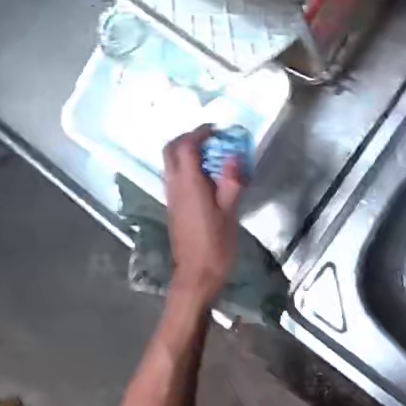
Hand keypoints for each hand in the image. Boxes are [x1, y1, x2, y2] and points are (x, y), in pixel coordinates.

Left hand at [163, 125, 244, 300]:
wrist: (197, 275)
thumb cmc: (216, 245)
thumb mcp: (230, 212)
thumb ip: (231, 182)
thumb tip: (234, 157)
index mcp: (189, 184)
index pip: (186, 146)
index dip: (200, 133)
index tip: (218, 131)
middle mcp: (175, 186)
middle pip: (171, 150)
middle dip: (188, 138)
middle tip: (211, 140)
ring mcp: (171, 197)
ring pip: (171, 163)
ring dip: (187, 152)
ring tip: (213, 156)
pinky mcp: (173, 207)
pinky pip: (175, 177)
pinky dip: (188, 167)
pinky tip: (208, 177)